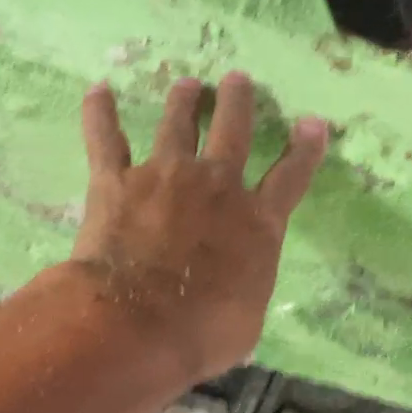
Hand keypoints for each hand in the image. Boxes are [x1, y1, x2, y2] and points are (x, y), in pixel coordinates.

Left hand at [71, 72, 327, 381]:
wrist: (139, 324)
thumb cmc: (203, 332)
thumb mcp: (246, 320)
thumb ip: (244, 289)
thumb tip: (233, 290)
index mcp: (256, 221)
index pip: (290, 176)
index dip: (305, 147)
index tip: (312, 122)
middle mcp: (216, 187)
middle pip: (233, 130)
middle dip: (237, 101)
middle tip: (237, 80)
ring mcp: (165, 177)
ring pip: (177, 124)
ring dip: (184, 100)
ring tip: (186, 84)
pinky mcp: (117, 181)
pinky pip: (106, 138)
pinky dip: (100, 113)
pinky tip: (99, 91)